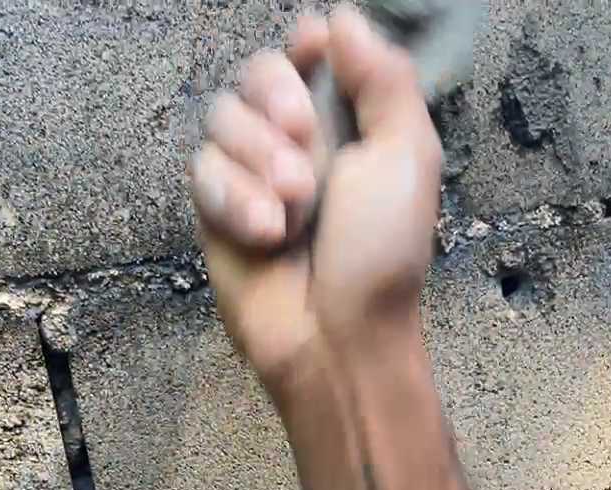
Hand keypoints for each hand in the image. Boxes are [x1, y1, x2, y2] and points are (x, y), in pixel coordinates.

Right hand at [188, 7, 442, 401]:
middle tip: (304, 150)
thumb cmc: (380, 255)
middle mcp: (292, 143)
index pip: (306, 52)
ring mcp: (249, 178)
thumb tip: (340, 19)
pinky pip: (203, 172)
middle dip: (277, 102)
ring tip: (293, 210)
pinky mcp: (214, 214)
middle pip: (256, 72)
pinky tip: (265, 236)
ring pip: (222, 117)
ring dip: (259, 159)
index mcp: (344, 124)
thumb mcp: (407, 156)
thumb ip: (384, 79)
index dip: (304, 48)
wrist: (336, 338)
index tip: (313, 57)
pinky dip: (234, 200)